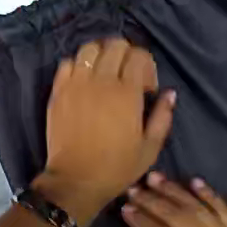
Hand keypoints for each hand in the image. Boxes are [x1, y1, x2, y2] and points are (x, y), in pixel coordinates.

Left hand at [36, 38, 174, 226]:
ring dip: (102, 54)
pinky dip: (78, 65)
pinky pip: (67, 63)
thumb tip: (168, 93)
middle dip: (127, 55)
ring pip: (90, 49)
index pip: (139, 56)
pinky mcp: (58, 92)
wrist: (75, 181)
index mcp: (127, 94)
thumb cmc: (116, 168)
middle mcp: (101, 82)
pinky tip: (85, 80)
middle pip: (115, 45)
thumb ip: (163, 117)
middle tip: (128, 75)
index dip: (147, 66)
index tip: (146, 87)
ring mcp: (76, 85)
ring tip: (106, 72)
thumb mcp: (150, 148)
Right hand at [123, 174, 226, 226]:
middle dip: (152, 201)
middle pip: (177, 218)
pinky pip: (225, 210)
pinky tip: (194, 181)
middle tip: (132, 187)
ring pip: (198, 209)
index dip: (142, 222)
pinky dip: (209, 194)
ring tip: (155, 177)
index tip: (125, 208)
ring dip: (175, 191)